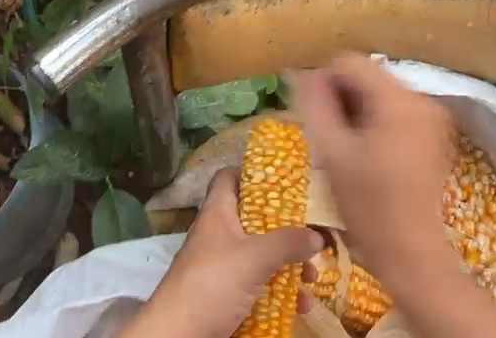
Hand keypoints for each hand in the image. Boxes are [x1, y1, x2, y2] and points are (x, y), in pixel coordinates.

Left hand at [124, 167, 322, 337]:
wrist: (178, 335)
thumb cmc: (211, 283)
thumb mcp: (253, 258)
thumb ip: (286, 243)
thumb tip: (317, 236)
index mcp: (218, 212)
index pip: (229, 177)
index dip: (252, 174)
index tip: (282, 182)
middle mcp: (219, 234)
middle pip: (254, 220)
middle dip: (285, 231)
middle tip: (309, 240)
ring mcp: (222, 265)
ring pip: (260, 256)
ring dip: (287, 266)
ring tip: (310, 279)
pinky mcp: (226, 294)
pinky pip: (258, 286)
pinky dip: (279, 292)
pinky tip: (299, 305)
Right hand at [295, 54, 455, 280]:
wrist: (411, 254)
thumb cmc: (368, 207)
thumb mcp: (333, 153)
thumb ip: (315, 104)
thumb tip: (303, 73)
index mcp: (397, 100)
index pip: (348, 62)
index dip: (323, 81)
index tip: (313, 113)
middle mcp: (420, 99)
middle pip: (367, 75)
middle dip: (342, 96)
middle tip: (327, 131)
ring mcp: (431, 116)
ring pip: (379, 91)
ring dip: (356, 108)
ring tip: (344, 143)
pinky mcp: (434, 133)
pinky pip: (394, 109)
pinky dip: (375, 119)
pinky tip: (365, 150)